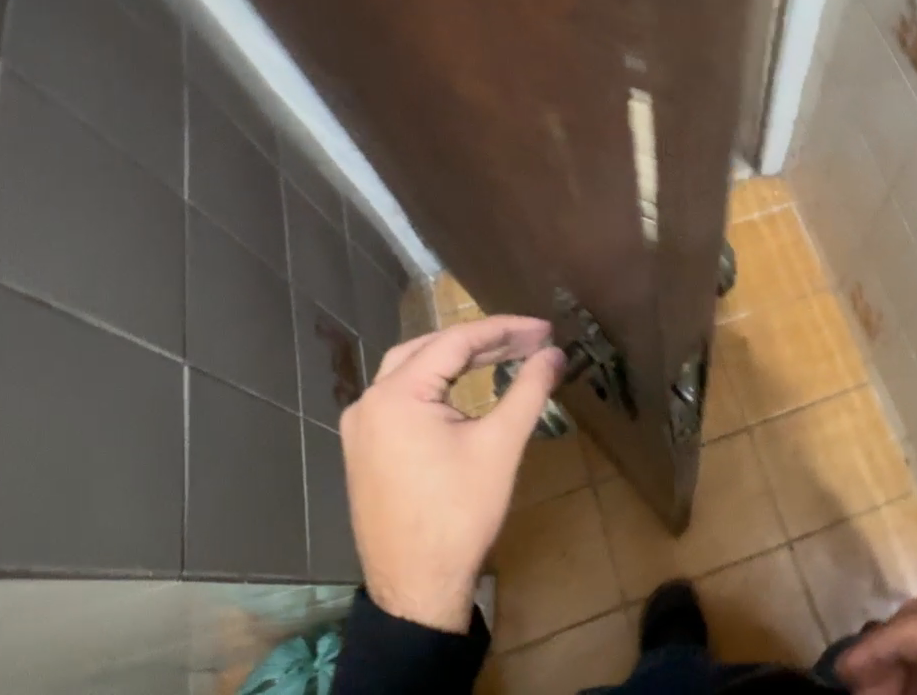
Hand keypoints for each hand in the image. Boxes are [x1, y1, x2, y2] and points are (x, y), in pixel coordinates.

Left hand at [339, 315, 566, 632]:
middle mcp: (369, 402)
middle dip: (481, 339)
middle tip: (528, 340)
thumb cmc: (460, 513)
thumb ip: (529, 389)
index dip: (504, 329)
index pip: (455, 341)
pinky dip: (435, 384)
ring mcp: (361, 428)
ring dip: (455, 359)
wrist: (417, 588)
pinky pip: (400, 397)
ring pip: (410, 370)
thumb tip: (556, 353)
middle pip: (429, 348)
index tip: (544, 329)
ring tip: (501, 354)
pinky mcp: (364, 450)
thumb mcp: (500, 445)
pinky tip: (462, 388)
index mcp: (396, 395)